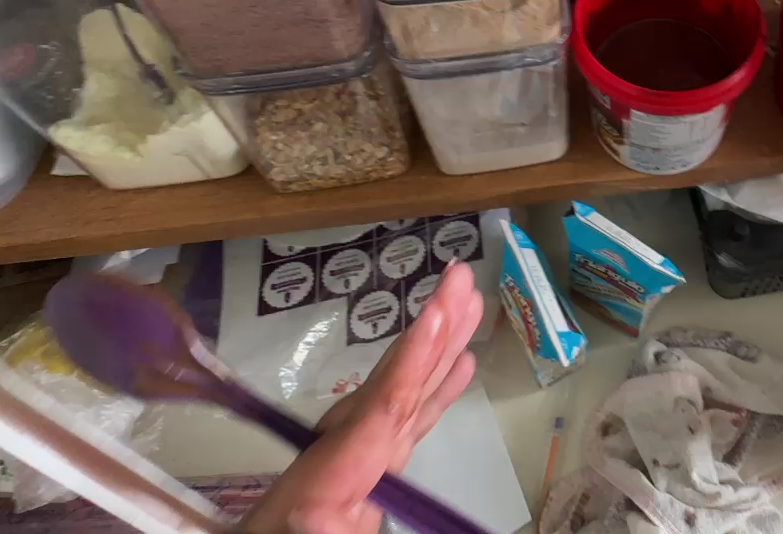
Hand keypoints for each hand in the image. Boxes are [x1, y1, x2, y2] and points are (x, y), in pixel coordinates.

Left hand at [241, 260, 484, 533]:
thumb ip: (310, 529)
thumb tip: (316, 510)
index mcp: (331, 470)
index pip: (382, 403)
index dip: (414, 355)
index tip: (438, 308)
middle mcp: (348, 451)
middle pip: (398, 380)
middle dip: (434, 326)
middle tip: (460, 275)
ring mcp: (361, 461)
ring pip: (411, 392)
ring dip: (444, 346)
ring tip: (472, 303)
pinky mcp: (372, 476)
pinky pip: (412, 422)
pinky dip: (438, 391)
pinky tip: (463, 364)